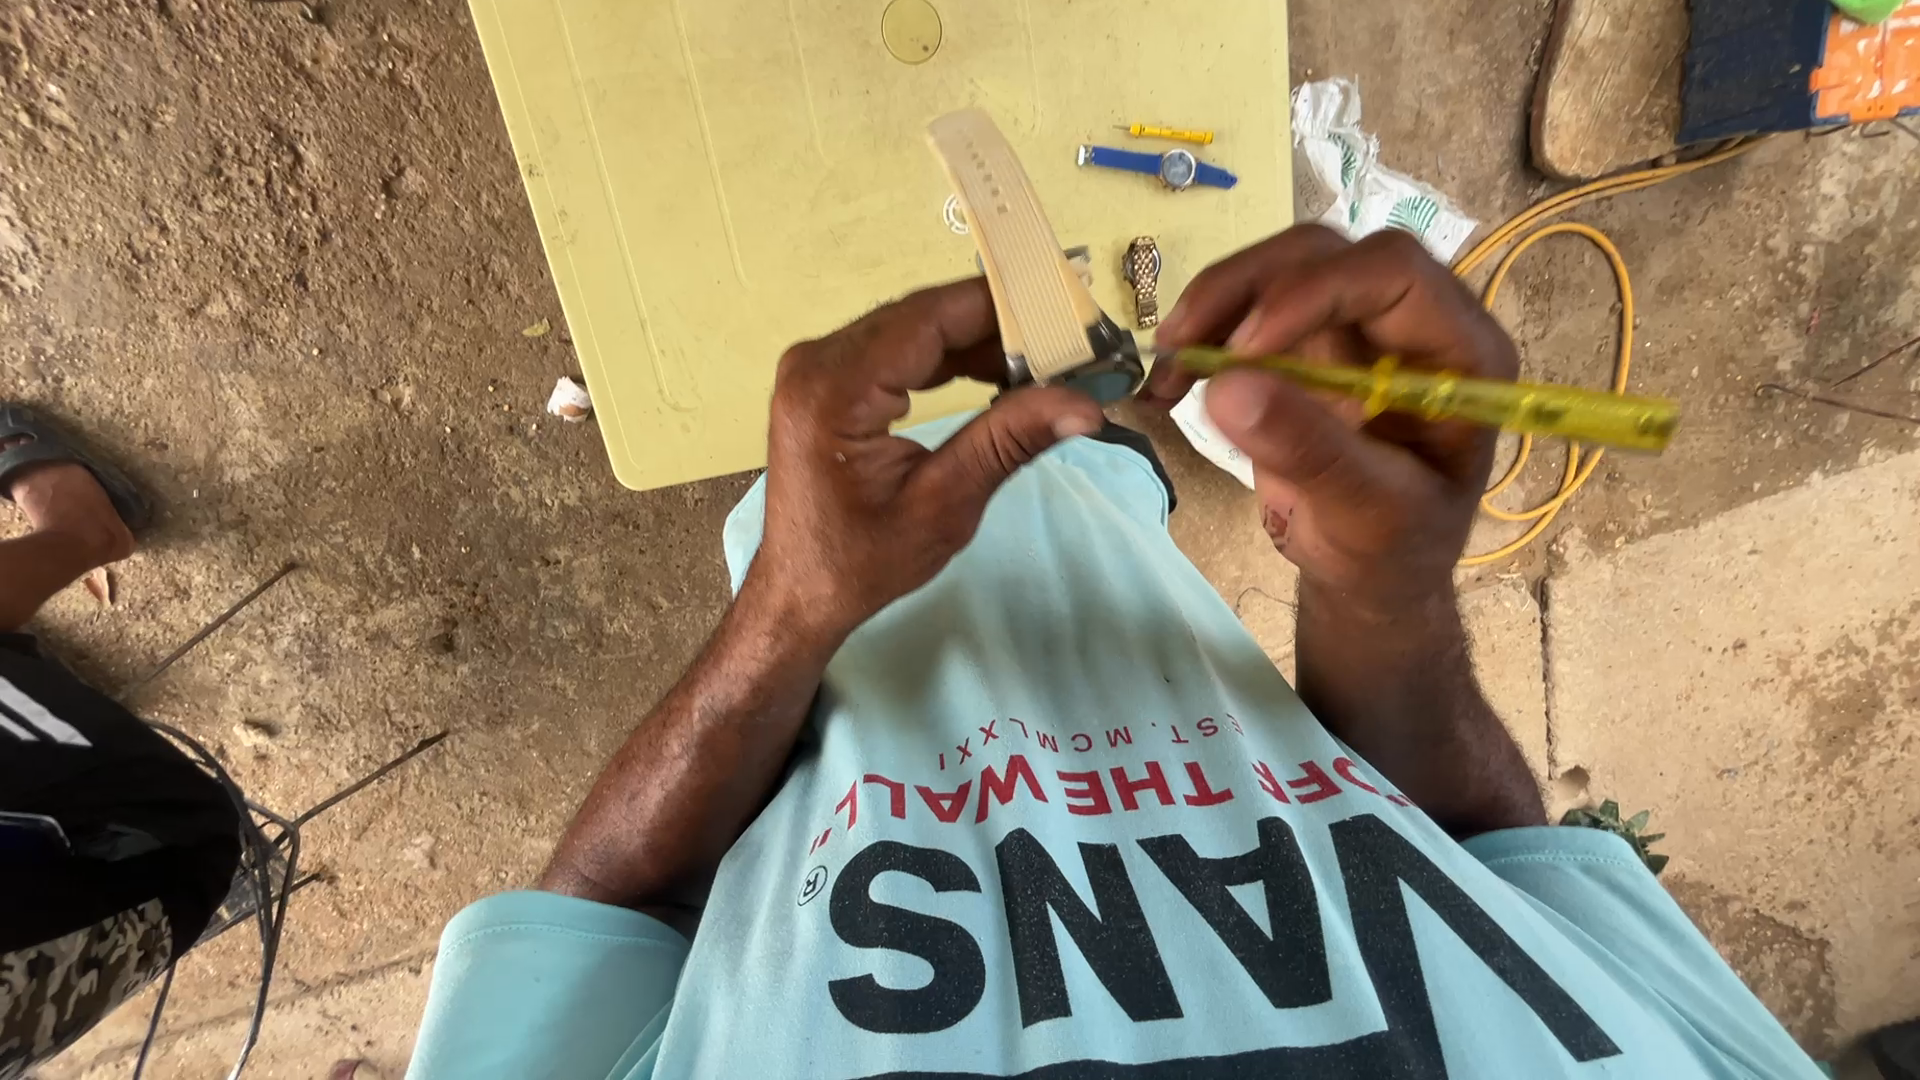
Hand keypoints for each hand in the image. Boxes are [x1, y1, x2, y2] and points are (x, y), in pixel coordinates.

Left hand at [751, 278, 1104, 641]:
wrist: (801, 589)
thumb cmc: (864, 561)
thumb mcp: (944, 505)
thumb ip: (1008, 442)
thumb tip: (1087, 406)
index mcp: (834, 389)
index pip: (929, 318)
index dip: (1002, 307)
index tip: (1067, 310)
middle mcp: (817, 361)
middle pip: (921, 316)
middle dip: (997, 325)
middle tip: (1067, 340)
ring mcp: (817, 367)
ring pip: (913, 329)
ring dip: (977, 342)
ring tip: (1043, 361)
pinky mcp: (826, 380)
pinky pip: (896, 351)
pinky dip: (947, 359)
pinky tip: (995, 374)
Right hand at [1140, 226, 1516, 610]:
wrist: (1366, 570)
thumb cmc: (1391, 547)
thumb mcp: (1365, 511)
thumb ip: (1309, 450)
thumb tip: (1225, 387)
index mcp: (1454, 351)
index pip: (1390, 273)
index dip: (1310, 293)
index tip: (1241, 353)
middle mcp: (1402, 324)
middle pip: (1320, 256)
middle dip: (1242, 290)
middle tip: (1181, 344)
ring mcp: (1347, 334)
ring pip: (1273, 275)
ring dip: (1209, 311)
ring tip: (1164, 368)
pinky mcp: (1299, 354)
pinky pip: (1243, 321)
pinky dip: (1198, 343)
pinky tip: (1166, 383)